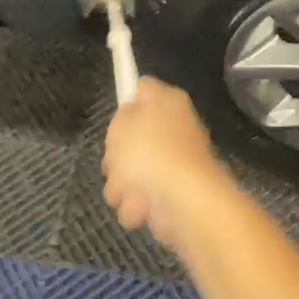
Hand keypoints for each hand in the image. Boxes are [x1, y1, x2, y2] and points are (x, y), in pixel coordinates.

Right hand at [102, 77, 237, 251]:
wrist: (185, 201)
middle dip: (116, 156)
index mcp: (167, 101)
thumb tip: (132, 116)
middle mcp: (176, 128)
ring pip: (133, 170)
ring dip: (122, 185)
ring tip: (127, 192)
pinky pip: (144, 196)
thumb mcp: (121, 124)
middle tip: (114, 163)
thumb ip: (122, 116)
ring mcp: (176, 162)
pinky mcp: (174, 193)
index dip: (125, 101)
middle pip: (133, 135)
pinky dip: (137, 206)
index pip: (142, 88)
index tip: (114, 120)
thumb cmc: (150, 153)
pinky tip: (139, 209)